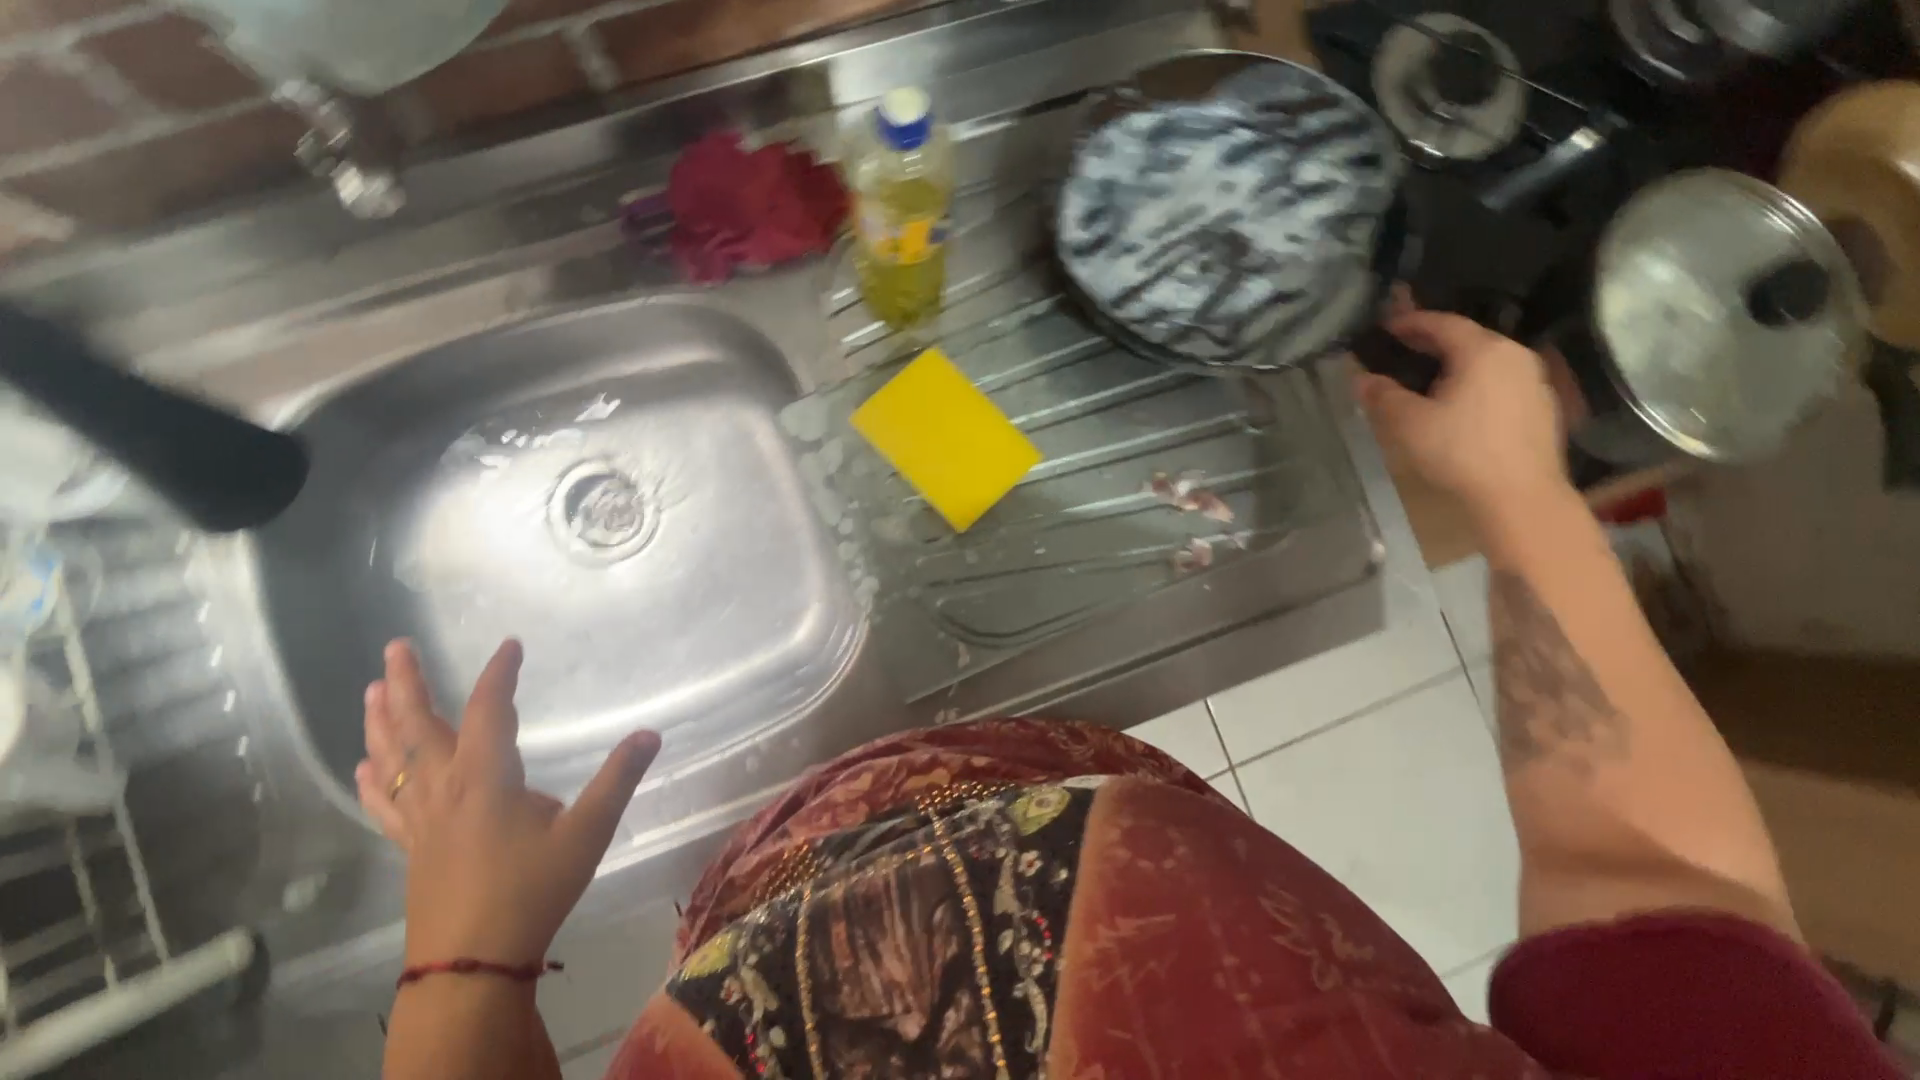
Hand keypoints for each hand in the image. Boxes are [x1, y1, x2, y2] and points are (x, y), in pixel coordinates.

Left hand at [355, 639, 660, 965]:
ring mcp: (421, 819)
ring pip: (393, 760)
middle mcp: (445, 788)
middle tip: (395, 647)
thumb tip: (650, 733)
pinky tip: (363, 768)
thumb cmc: (533, 890)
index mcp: (486, 777)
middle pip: (418, 726)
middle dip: (407, 684)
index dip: (499, 673)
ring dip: (380, 722)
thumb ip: (617, 779)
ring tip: (369, 691)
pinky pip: (384, 805)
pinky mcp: (411, 847)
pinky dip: (371, 781)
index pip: (489, 709)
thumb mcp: (587, 833)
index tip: (510, 645)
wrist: (473, 962)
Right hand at [1355, 300, 1571, 517]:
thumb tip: (1361, 379)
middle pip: (1468, 338)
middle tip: (1404, 350)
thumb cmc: (1460, 451)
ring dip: (1457, 363)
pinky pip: (1502, 381)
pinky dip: (1477, 383)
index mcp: (1483, 350)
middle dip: (1433, 342)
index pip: (1442, 323)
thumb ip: (1382, 395)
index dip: (1411, 322)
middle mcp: (1514, 354)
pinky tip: (1461, 404)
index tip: (1387, 326)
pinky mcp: (1543, 406)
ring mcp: (1534, 380)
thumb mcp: (1408, 423)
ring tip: (1430, 378)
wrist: (1521, 495)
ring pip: (1488, 360)